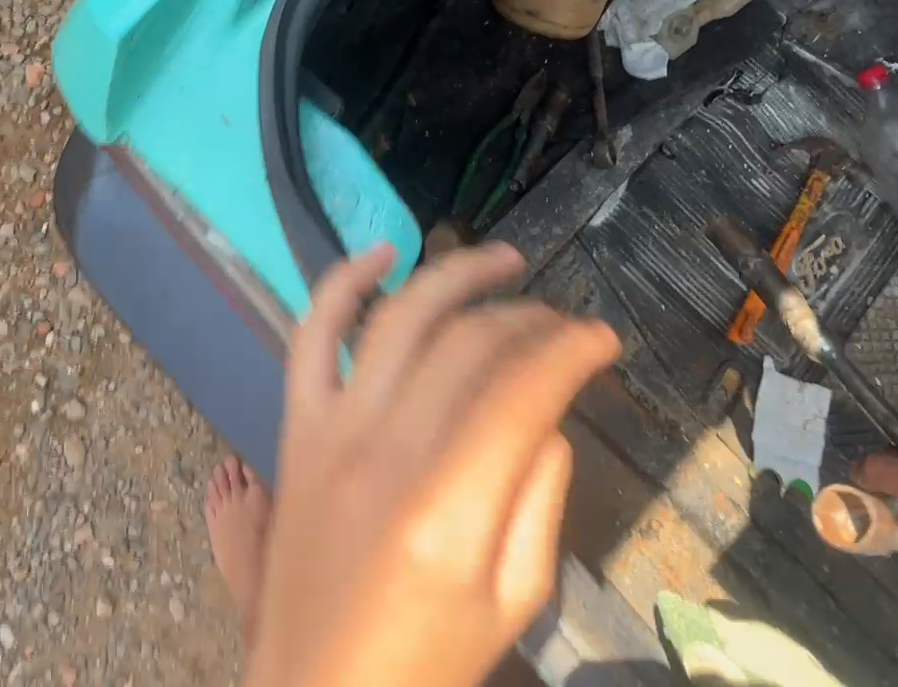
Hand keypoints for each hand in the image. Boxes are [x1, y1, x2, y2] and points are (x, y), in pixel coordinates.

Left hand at [244, 242, 620, 686]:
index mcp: (450, 507)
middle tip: (563, 323)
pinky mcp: (295, 429)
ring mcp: (332, 432)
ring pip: (400, 318)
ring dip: (456, 275)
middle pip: (469, 344)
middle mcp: (387, 452)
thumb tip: (544, 411)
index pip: (524, 388)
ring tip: (504, 260)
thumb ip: (540, 494)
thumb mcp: (516, 599)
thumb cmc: (427, 660)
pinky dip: (342, 283)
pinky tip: (384, 252)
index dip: (573, 349)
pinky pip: (309, 335)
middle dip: (531, 318)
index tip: (603, 339)